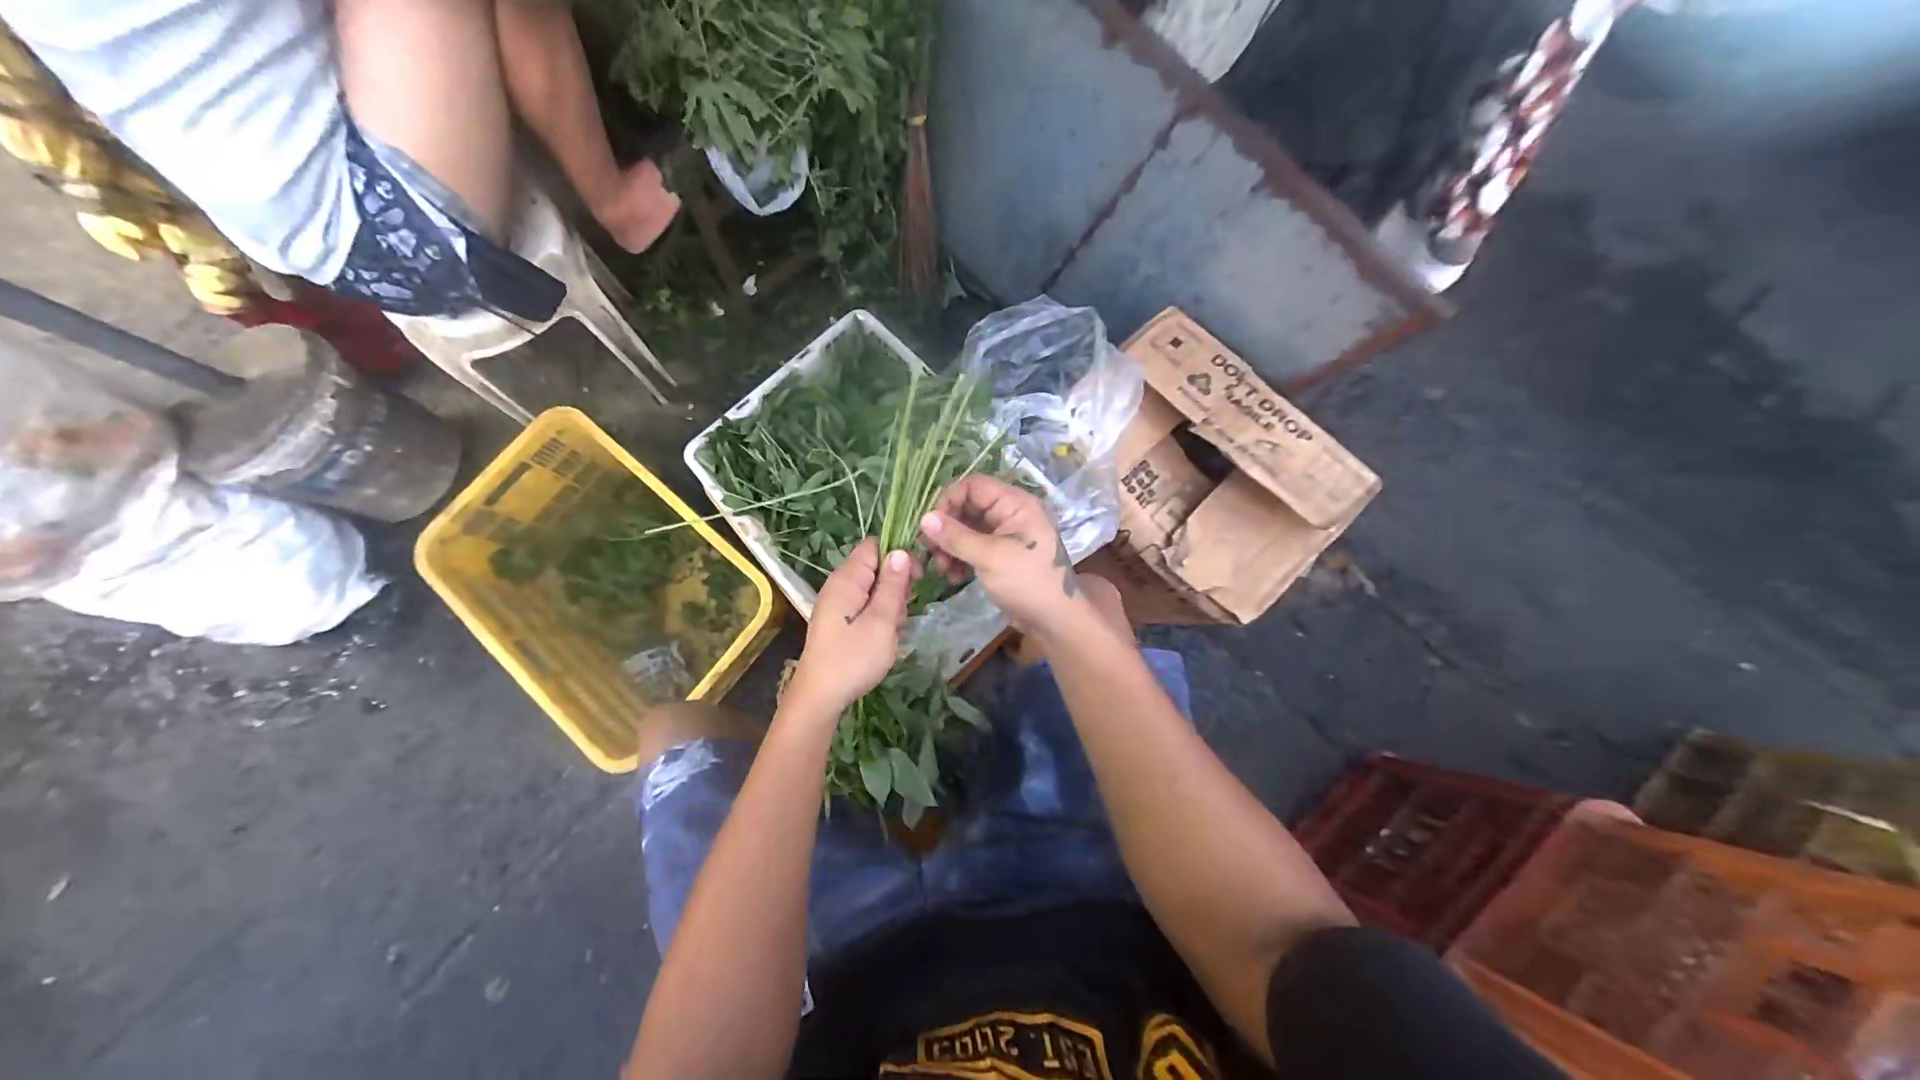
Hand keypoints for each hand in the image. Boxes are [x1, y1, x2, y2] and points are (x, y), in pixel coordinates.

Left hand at [785, 538, 916, 714]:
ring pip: (873, 589)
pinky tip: (886, 635)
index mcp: (846, 579)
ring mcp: (838, 604)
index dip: (898, 553)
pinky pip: (866, 606)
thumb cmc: (853, 658)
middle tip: (905, 608)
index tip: (917, 575)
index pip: (874, 546)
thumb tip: (900, 551)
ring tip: (895, 627)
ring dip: (890, 602)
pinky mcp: (840, 621)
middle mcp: (839, 585)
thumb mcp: (881, 621)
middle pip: (875, 566)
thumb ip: (892, 585)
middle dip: (896, 582)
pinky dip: (880, 616)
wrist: (820, 697)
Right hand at [918, 474, 1088, 635]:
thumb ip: (956, 537)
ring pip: (967, 528)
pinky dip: (960, 557)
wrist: (1054, 620)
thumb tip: (924, 518)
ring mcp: (1006, 534)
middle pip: (968, 506)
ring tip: (942, 569)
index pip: (974, 485)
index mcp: (1015, 504)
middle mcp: (1011, 513)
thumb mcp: (990, 558)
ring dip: (950, 546)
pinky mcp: (1001, 553)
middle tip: (931, 551)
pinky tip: (953, 576)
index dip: (949, 500)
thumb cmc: (1027, 582)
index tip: (931, 525)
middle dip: (947, 528)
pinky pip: (974, 546)